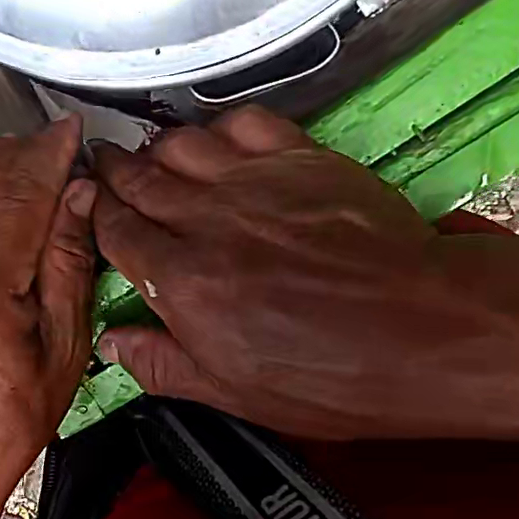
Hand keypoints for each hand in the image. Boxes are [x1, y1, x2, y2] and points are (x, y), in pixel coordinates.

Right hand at [90, 106, 518, 441]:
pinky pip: (242, 124)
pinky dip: (217, 128)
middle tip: (102, 163)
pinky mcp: (301, 159)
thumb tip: (108, 341)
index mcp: (182, 282)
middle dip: (112, 170)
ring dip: (155, 148)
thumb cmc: (329, 378)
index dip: (94, 213)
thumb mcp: (234, 394)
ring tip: (150, 155)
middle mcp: (206, 222)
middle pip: (139, 180)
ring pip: (180, 144)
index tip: (86, 202)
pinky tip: (215, 143)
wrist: (432, 333)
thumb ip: (162, 364)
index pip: (116, 231)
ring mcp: (254, 182)